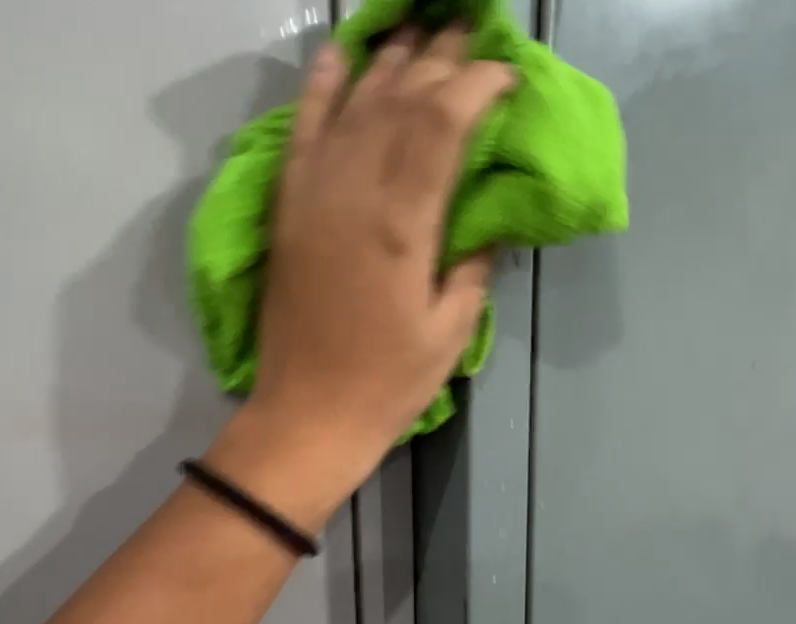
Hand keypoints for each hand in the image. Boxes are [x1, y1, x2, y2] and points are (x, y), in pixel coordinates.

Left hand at [206, 28, 512, 528]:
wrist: (309, 412)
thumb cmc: (391, 381)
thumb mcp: (452, 329)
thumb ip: (473, 264)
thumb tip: (485, 218)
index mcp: (401, 223)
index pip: (440, 125)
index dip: (475, 87)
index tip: (506, 74)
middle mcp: (352, 190)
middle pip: (398, 100)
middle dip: (439, 59)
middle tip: (471, 30)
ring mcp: (313, 192)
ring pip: (353, 102)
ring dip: (390, 59)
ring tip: (421, 29)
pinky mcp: (289, 204)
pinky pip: (303, 128)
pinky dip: (322, 86)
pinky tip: (341, 54)